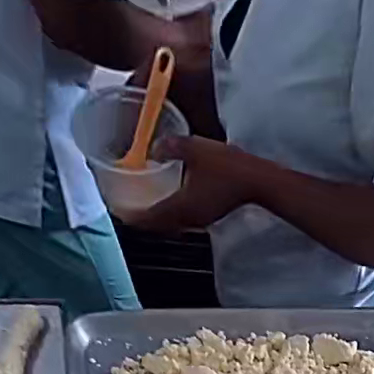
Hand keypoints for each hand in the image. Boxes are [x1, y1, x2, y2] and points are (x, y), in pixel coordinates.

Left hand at [128, 137, 255, 232]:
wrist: (256, 181)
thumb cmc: (228, 167)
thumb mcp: (195, 148)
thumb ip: (171, 146)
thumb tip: (155, 147)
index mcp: (180, 207)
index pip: (148, 218)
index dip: (131, 217)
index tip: (117, 212)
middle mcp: (186, 219)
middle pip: (156, 226)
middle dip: (140, 220)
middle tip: (126, 210)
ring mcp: (197, 221)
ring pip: (168, 225)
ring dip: (155, 219)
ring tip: (143, 207)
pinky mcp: (206, 217)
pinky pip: (180, 220)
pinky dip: (168, 215)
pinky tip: (168, 202)